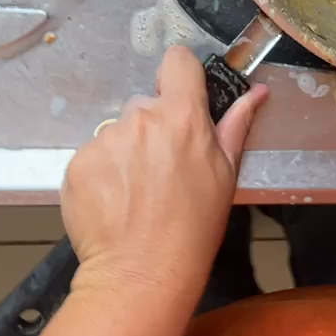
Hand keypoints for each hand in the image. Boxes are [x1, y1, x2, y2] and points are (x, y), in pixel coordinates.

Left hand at [61, 47, 267, 297]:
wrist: (141, 274)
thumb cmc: (194, 226)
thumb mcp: (226, 174)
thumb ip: (236, 124)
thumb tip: (256, 91)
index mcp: (182, 116)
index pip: (177, 61)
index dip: (181, 75)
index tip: (182, 97)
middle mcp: (140, 118)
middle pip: (146, 103)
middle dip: (154, 126)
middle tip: (162, 167)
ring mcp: (104, 139)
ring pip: (118, 130)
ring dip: (127, 150)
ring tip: (136, 190)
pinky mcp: (78, 163)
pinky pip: (93, 155)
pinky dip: (103, 172)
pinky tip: (115, 200)